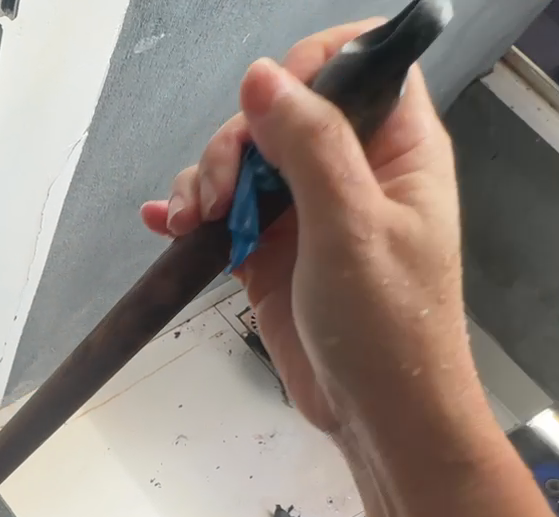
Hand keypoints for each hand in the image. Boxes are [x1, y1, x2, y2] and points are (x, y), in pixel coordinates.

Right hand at [139, 23, 487, 453]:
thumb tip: (261, 78)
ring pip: (243, 168)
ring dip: (204, 184)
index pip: (354, 66)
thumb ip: (310, 147)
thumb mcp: (350, 227)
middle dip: (235, 147)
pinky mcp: (269, 256)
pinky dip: (190, 218)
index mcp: (393, 148)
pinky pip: (224, 220)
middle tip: (217, 199)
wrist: (372, 409)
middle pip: (278, 118)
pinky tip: (165, 224)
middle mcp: (347, 172)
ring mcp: (303, 215)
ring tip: (190, 225)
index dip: (305, 73)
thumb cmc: (386, 325)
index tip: (265, 116)